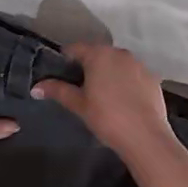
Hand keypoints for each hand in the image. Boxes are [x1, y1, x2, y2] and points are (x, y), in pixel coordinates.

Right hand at [32, 44, 172, 157]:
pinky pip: (133, 74)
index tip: (61, 72)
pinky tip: (124, 100)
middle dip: (88, 65)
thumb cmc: (107, 117)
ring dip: (108, 72)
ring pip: (117, 63)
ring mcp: (138, 64)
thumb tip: (35, 87)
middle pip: (98, 53)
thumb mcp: (78, 104)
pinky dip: (126, 81)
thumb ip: (57, 91)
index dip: (66, 59)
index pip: (75, 48)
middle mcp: (119, 52)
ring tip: (103, 93)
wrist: (146, 138)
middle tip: (81, 86)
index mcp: (98, 54)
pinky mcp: (153, 77)